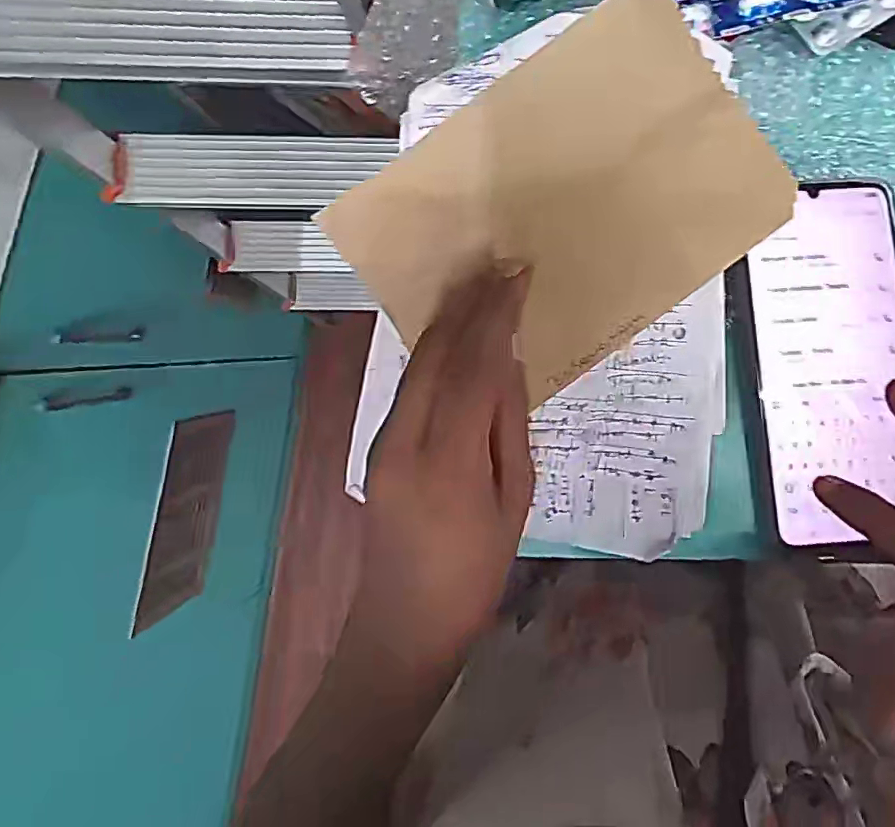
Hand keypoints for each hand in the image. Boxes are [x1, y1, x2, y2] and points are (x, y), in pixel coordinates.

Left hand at [350, 265, 535, 670]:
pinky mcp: (377, 446)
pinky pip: (411, 384)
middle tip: (496, 268)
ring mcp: (383, 439)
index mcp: (449, 457)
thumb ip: (508, 425)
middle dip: (468, 305)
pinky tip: (454, 333)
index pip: (475, 366)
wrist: (402, 626)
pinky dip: (435, 350)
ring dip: (449, 321)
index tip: (517, 277)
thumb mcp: (513, 500)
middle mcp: (405, 437)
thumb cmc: (474, 572)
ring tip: (479, 287)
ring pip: (418, 363)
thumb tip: (508, 364)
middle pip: (437, 352)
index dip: (497, 317)